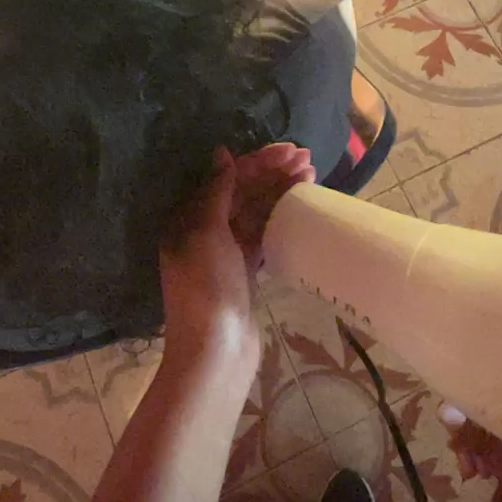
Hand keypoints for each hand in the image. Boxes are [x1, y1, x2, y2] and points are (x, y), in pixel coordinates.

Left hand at [160, 145, 312, 381]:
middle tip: (308, 159)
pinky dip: (280, 218)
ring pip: (256, 211)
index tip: (291, 151)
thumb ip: (216, 191)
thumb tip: (223, 153)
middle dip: (274, 173)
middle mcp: (205, 231)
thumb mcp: (206, 232)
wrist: (215, 350)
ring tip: (311, 177)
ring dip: (280, 192)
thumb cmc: (206, 286)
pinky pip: (263, 234)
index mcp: (189, 218)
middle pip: (243, 192)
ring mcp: (226, 252)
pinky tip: (299, 208)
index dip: (258, 162)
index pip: (228, 178)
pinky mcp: (244, 271)